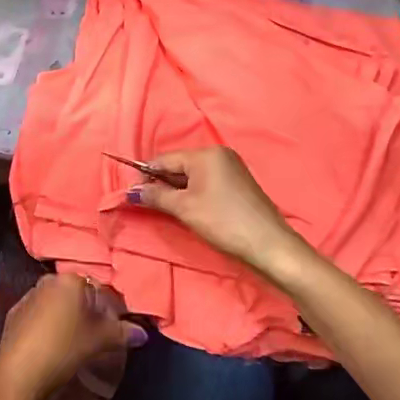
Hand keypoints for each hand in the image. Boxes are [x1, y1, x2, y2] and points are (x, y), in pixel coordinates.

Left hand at [0, 274, 144, 399]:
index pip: (99, 288)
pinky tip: (53, 344)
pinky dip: (49, 324)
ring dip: (68, 317)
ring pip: (57, 303)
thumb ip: (122, 332)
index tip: (116, 327)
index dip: (111, 308)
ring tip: (76, 342)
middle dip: (89, 311)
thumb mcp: (99, 340)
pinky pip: (39, 315)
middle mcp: (47, 281)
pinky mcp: (14, 314)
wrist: (19, 373)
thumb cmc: (64, 348)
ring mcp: (28, 296)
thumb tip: (142, 333)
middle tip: (97, 335)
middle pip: (77, 294)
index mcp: (69, 280)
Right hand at [126, 146, 310, 274]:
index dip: (145, 175)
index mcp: (206, 154)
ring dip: (176, 190)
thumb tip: (131, 191)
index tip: (131, 193)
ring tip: (165, 208)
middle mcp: (219, 154)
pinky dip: (192, 193)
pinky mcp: (238, 184)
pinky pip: (206, 182)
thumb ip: (155, 196)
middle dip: (161, 183)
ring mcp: (231, 168)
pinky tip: (187, 208)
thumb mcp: (184, 208)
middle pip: (179, 165)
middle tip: (146, 203)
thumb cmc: (222, 221)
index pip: (165, 159)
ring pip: (192, 175)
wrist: (268, 244)